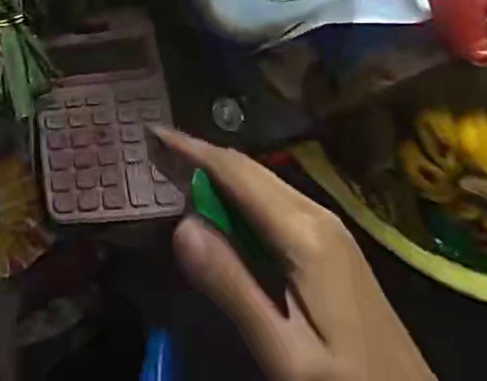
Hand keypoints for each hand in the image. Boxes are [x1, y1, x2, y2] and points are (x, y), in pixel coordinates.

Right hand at [153, 127, 434, 380]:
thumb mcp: (286, 353)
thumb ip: (233, 287)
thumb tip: (180, 224)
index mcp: (305, 233)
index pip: (236, 173)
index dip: (192, 149)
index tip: (155, 133)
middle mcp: (317, 214)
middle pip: (249, 170)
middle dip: (201, 155)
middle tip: (157, 152)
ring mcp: (328, 227)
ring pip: (263, 183)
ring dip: (219, 174)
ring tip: (178, 174)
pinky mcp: (331, 244)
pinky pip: (275, 202)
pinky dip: (240, 196)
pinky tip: (222, 210)